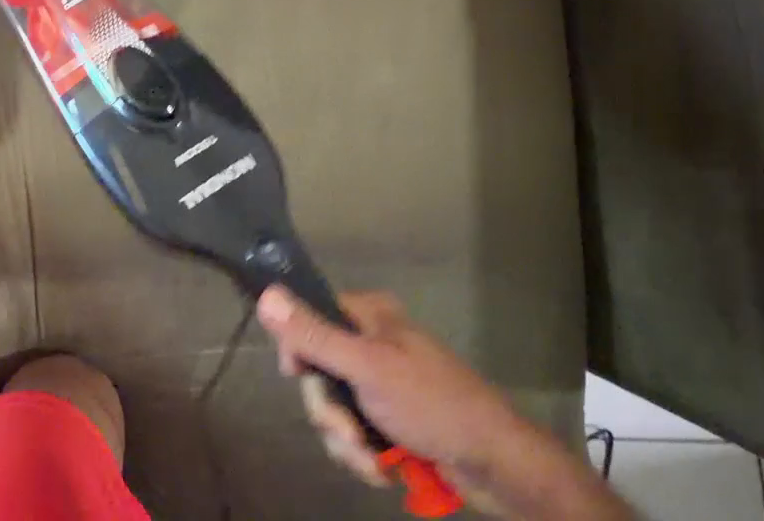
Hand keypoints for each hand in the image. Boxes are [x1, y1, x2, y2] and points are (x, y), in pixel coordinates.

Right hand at [258, 287, 623, 519]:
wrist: (497, 466)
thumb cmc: (434, 404)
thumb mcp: (368, 367)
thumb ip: (314, 335)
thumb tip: (266, 294)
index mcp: (369, 316)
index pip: (308, 316)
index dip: (298, 350)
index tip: (299, 374)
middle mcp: (372, 343)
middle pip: (318, 370)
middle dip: (329, 412)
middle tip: (350, 432)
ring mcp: (382, 384)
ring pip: (333, 407)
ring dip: (345, 441)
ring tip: (372, 460)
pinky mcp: (391, 420)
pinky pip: (353, 432)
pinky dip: (361, 453)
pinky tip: (381, 468)